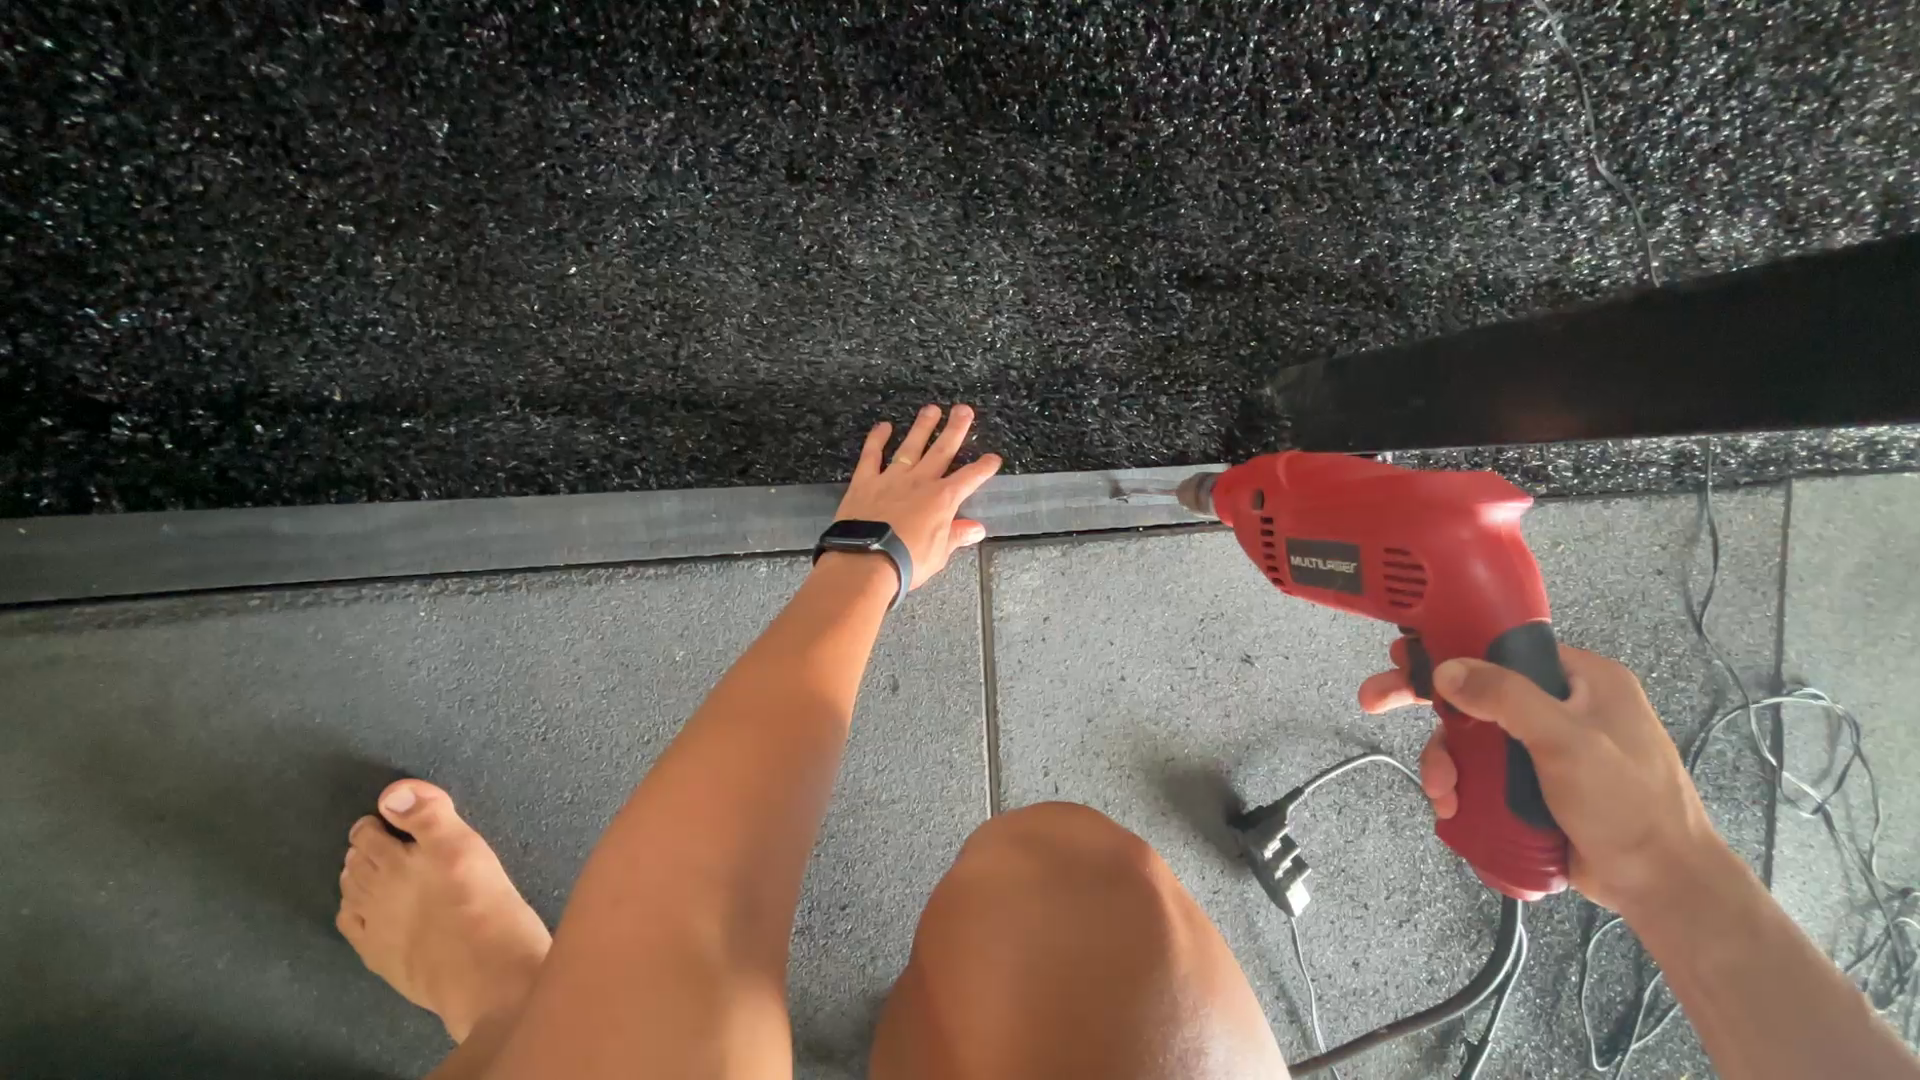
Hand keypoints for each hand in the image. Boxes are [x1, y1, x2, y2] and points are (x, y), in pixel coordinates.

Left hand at [832, 404, 1001, 589]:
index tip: (993, 458)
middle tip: (964, 410)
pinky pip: (871, 455)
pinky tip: (884, 426)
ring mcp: (891, 478)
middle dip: (955, 429)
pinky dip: (877, 439)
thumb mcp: (939, 553)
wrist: (866, 561)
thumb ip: (956, 535)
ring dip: (922, 427)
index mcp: (942, 499)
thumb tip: (976, 529)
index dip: (984, 467)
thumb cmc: (906, 562)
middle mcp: (920, 482)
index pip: (970, 478)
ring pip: (911, 446)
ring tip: (931, 409)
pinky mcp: (865, 482)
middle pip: (942, 450)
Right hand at [1359, 641, 1726, 915]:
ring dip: (1445, 761)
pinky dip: (1459, 784)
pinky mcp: (1531, 782)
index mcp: (1582, 680)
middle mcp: (1560, 705)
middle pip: (1475, 692)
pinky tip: (1451, 805)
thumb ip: (1506, 699)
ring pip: (1470, 736)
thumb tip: (1445, 670)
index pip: (1503, 649)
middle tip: (1372, 700)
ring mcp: (1543, 746)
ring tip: (1440, 792)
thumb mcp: (1567, 742)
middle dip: (1426, 704)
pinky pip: (1480, 769)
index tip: (1404, 657)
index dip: (1450, 650)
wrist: (1661, 886)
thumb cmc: (1627, 805)